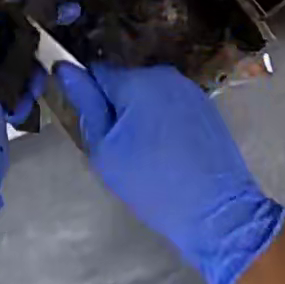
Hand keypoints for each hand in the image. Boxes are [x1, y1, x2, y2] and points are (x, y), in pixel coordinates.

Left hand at [0, 0, 28, 213]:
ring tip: (27, 88)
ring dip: (32, 70)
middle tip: (70, 24)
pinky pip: (25, 82)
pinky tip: (20, 107)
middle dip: (38, 34)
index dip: (25, 0)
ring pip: (24, 57)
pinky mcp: (5, 96)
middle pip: (16, 30)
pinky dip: (27, 93)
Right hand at [54, 62, 284, 283]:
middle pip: (124, 81)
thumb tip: (63, 67)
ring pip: (148, 92)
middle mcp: (162, 74)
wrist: (221, 216)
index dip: (90, 96)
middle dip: (117, 104)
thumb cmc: (153, 183)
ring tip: (147, 150)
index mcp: (134, 81)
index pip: (97, 72)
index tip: (96, 124)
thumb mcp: (105, 149)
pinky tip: (170, 149)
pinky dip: (164, 118)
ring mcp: (188, 88)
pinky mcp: (206, 106)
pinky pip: (171, 102)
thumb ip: (85, 103)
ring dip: (141, 111)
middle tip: (121, 145)